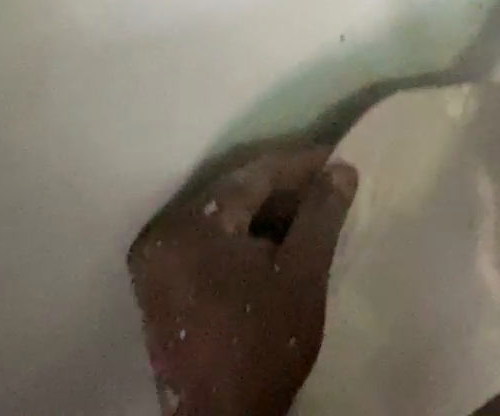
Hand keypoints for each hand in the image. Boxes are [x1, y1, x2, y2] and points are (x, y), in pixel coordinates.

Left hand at [128, 147, 358, 415]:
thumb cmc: (262, 343)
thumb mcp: (302, 272)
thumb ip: (321, 212)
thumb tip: (341, 167)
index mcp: (189, 227)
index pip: (253, 175)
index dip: (301, 164)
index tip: (339, 157)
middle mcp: (163, 237)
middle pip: (235, 194)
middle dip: (286, 187)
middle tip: (332, 184)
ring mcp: (158, 263)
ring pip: (225, 217)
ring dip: (269, 212)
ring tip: (315, 212)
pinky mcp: (164, 287)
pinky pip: (212, 242)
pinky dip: (248, 236)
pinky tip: (284, 241)